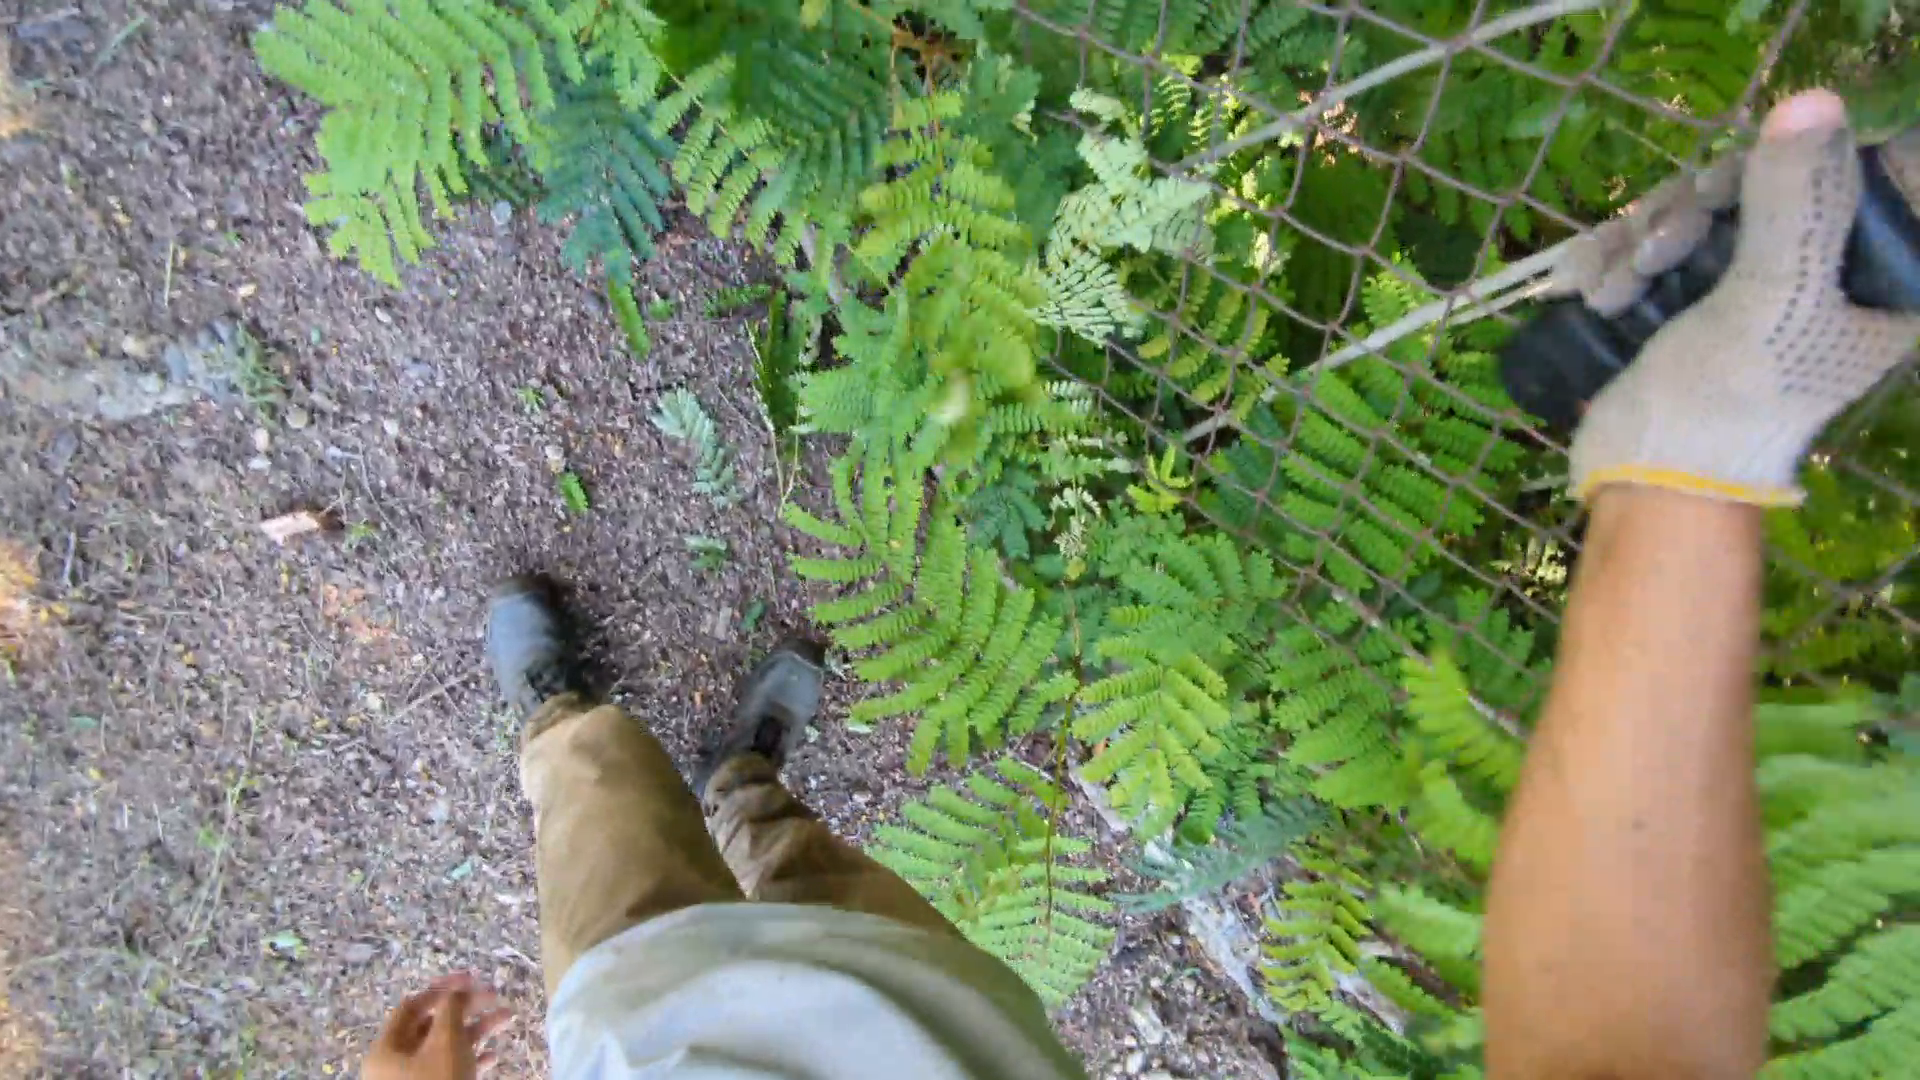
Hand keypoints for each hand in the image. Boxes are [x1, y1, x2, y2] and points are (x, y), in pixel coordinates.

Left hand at [362, 972, 513, 1079]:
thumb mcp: (447, 1038)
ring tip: (506, 1018)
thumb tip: (456, 988)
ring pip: (445, 1044)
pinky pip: (449, 1067)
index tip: (473, 977)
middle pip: (432, 1023)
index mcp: (386, 1049)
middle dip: (466, 1007)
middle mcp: (393, 1064)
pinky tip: (493, 1055)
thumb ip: (452, 1007)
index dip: (443, 987)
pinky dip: (471, 1056)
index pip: (412, 1005)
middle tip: (494, 995)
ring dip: (477, 1028)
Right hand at [1555, 89, 1919, 505]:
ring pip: (1678, 218)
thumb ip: (1793, 200)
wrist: (1644, 476)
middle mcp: (1805, 267)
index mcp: (1875, 268)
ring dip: (1629, 245)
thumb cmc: (1726, 402)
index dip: (1782, 168)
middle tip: (1651, 258)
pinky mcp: (1664, 302)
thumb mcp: (1771, 298)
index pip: (1848, 171)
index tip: (1725, 202)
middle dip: (1681, 218)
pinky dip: (1599, 262)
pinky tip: (1579, 287)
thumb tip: (1807, 100)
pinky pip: (1630, 249)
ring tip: (1607, 292)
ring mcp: (1726, 285)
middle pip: (1746, 189)